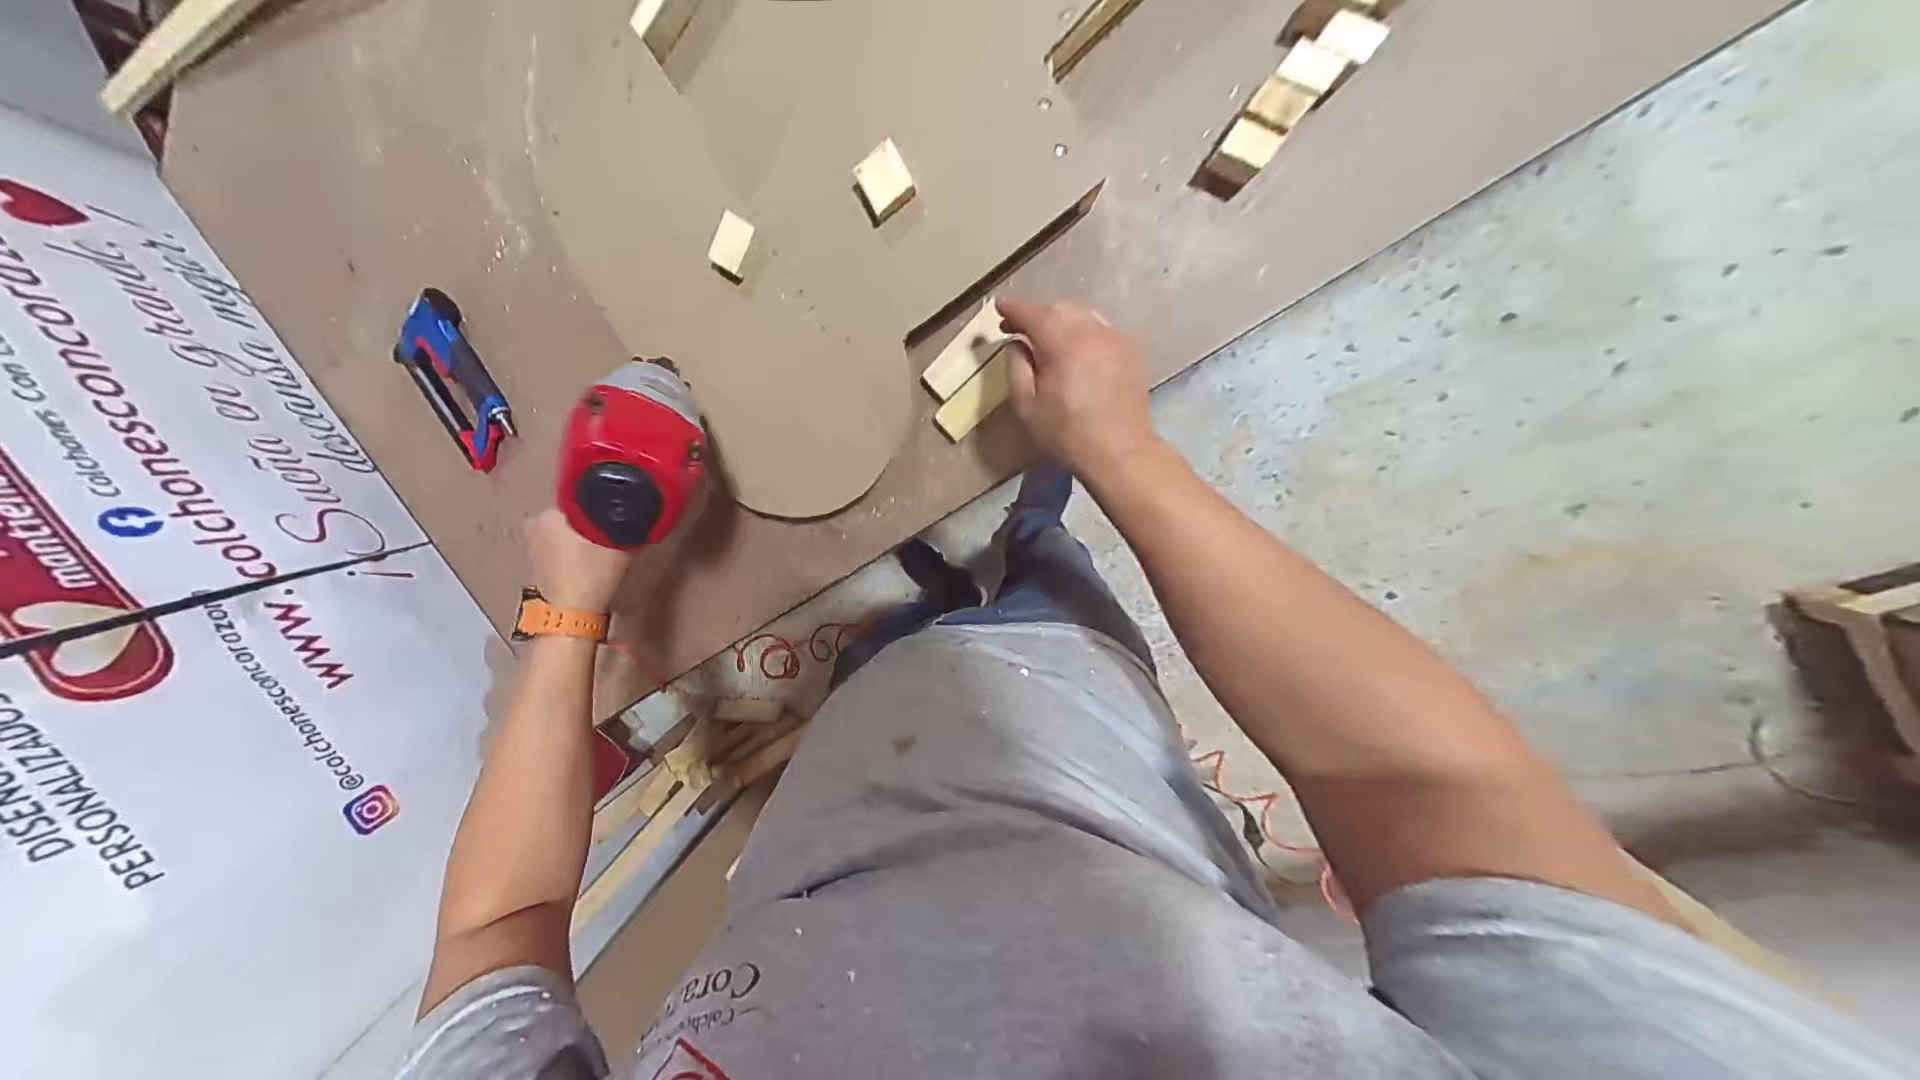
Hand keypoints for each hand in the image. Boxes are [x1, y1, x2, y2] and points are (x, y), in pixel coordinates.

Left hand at [524, 508, 632, 612]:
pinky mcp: (537, 562)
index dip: (603, 502)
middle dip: (593, 519)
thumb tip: (639, 509)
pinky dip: (575, 548)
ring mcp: (533, 545)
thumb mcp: (620, 544)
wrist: (570, 615)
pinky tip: (591, 558)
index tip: (620, 510)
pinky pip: (561, 544)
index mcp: (549, 513)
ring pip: (568, 529)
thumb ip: (629, 522)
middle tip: (616, 529)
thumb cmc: (591, 575)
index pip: (581, 496)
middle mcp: (535, 524)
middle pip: (574, 513)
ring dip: (585, 534)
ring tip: (606, 544)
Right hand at [997, 298, 1160, 480]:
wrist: (1121, 452)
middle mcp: (1093, 332)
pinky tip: (1074, 350)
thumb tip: (1016, 344)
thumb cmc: (1068, 435)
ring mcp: (1116, 339)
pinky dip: (1081, 331)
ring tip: (1045, 340)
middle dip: (1036, 315)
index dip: (1014, 309)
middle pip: (1060, 309)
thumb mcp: (1027, 406)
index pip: (1034, 314)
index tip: (999, 308)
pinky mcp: (1130, 351)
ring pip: (1082, 315)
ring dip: (1060, 321)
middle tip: (1017, 330)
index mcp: (1065, 343)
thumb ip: (1016, 368)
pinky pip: (1099, 329)